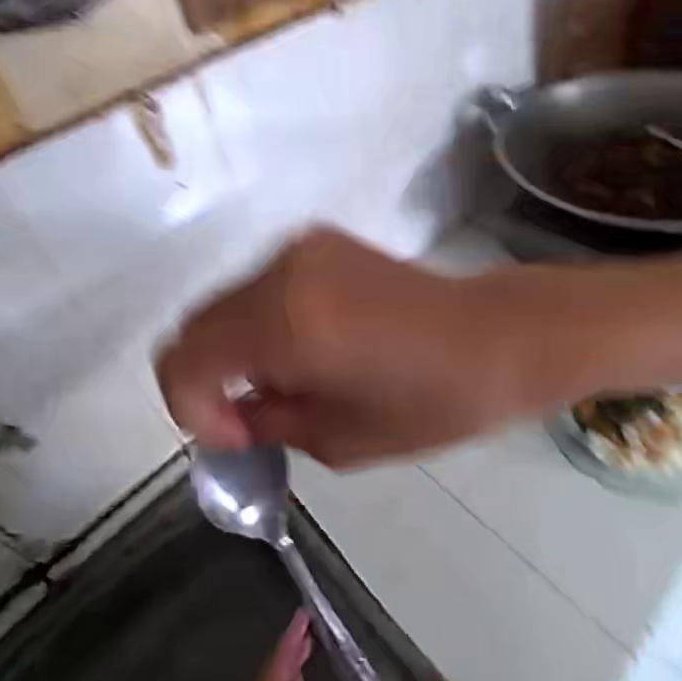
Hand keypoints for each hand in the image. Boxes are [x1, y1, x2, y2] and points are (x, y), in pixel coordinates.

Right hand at [155, 229, 531, 465]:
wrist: (497, 338)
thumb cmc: (433, 401)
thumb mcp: (339, 439)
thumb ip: (266, 423)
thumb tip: (235, 413)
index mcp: (286, 321)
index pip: (184, 361)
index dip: (192, 410)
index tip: (236, 437)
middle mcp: (285, 269)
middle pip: (198, 325)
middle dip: (209, 380)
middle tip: (252, 420)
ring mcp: (305, 246)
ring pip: (228, 305)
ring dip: (235, 350)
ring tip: (287, 386)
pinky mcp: (325, 241)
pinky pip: (264, 286)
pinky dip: (263, 323)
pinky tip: (306, 351)